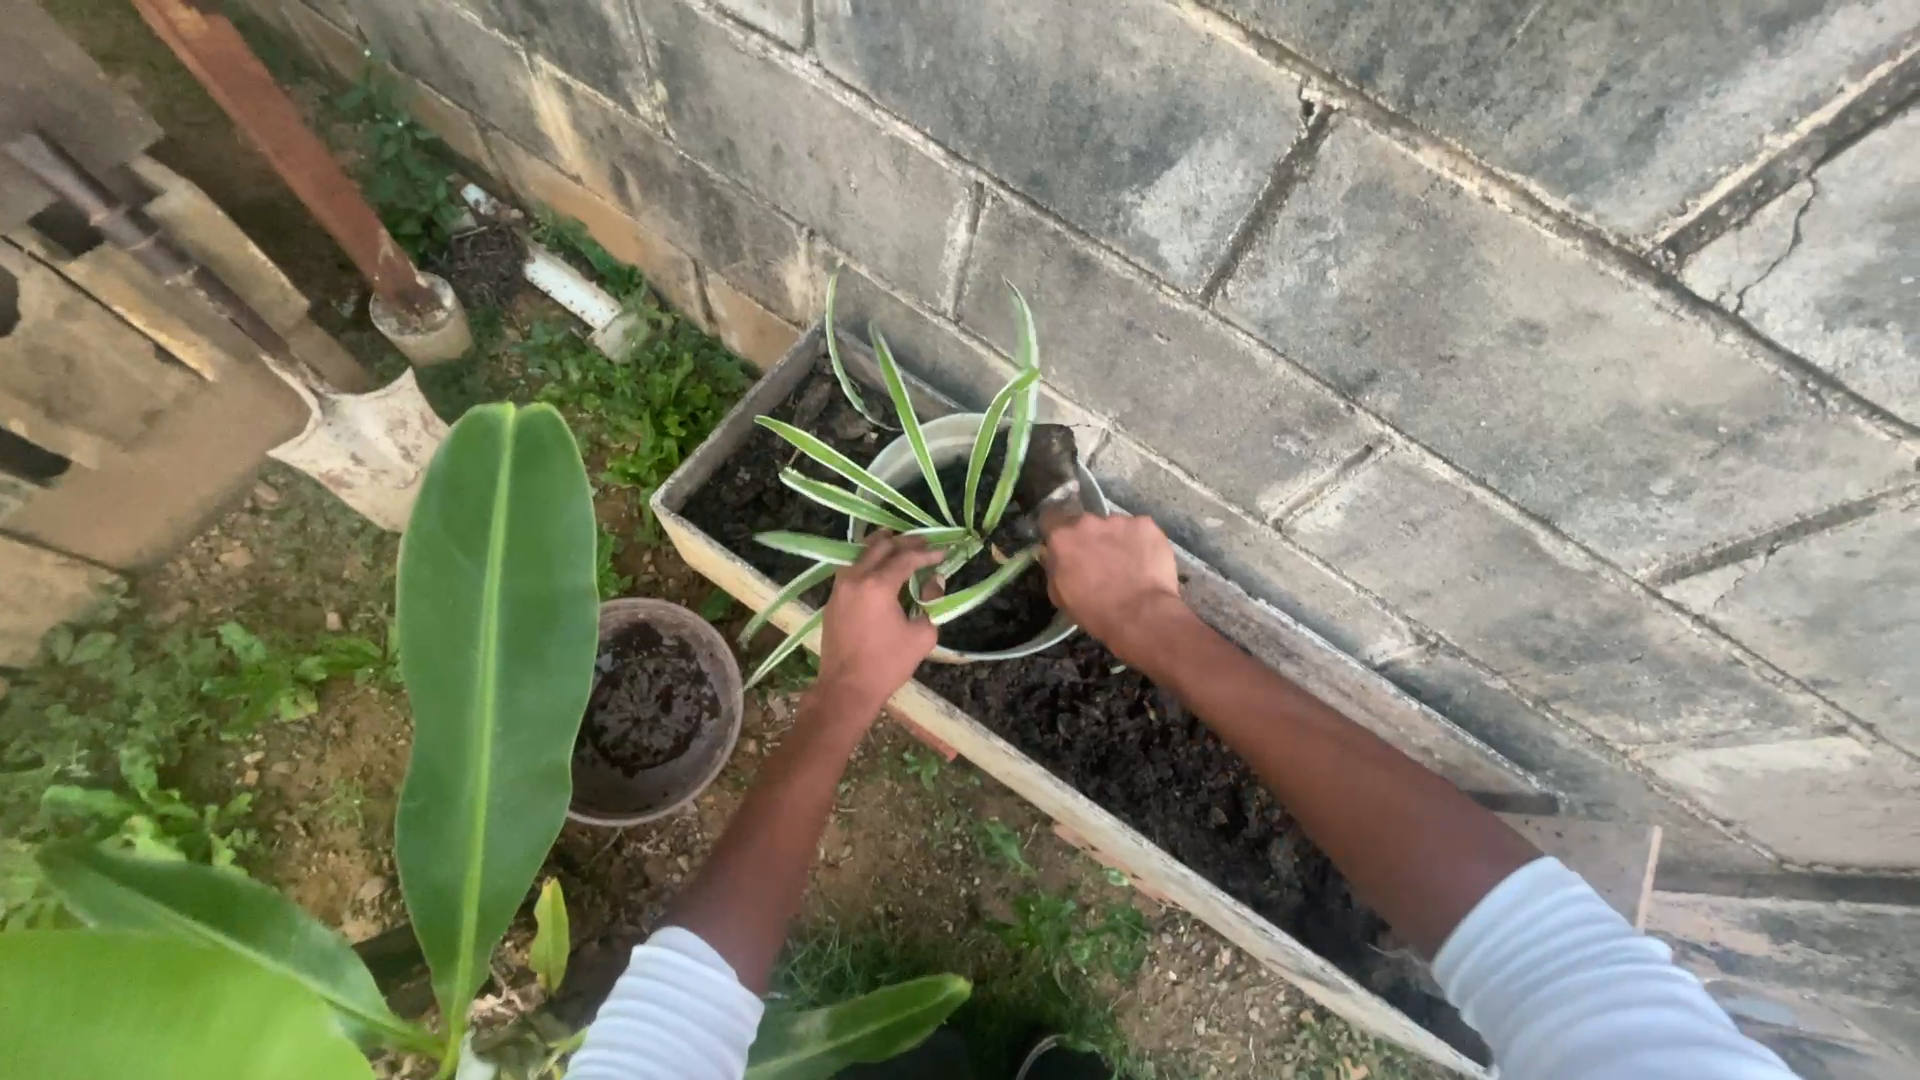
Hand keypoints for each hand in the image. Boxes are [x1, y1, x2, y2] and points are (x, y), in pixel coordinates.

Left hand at [812, 532, 944, 719]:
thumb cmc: (887, 664)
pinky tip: (880, 567)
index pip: (906, 558)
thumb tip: (934, 581)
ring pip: (861, 553)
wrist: (846, 688)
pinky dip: (868, 561)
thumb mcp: (922, 635)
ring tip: (901, 546)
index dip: (927, 553)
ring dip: (883, 546)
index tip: (944, 552)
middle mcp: (855, 578)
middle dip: (905, 542)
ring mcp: (839, 587)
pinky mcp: (832, 599)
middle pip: (881, 546)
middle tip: (925, 542)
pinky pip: (852, 569)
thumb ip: (932, 602)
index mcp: (877, 585)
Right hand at [1042, 514, 1186, 658]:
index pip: (1051, 519)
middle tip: (1101, 562)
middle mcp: (1088, 522)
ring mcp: (1119, 521)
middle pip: (1086, 525)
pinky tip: (1146, 563)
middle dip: (1091, 539)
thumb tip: (1058, 558)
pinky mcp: (1146, 525)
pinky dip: (1142, 543)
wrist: (1142, 615)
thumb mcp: (1060, 595)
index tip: (1066, 545)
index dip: (1058, 532)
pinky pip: (1140, 530)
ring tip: (1129, 566)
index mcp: (1062, 538)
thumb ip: (1055, 568)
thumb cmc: (1096, 612)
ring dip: (1117, 541)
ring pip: (1115, 527)